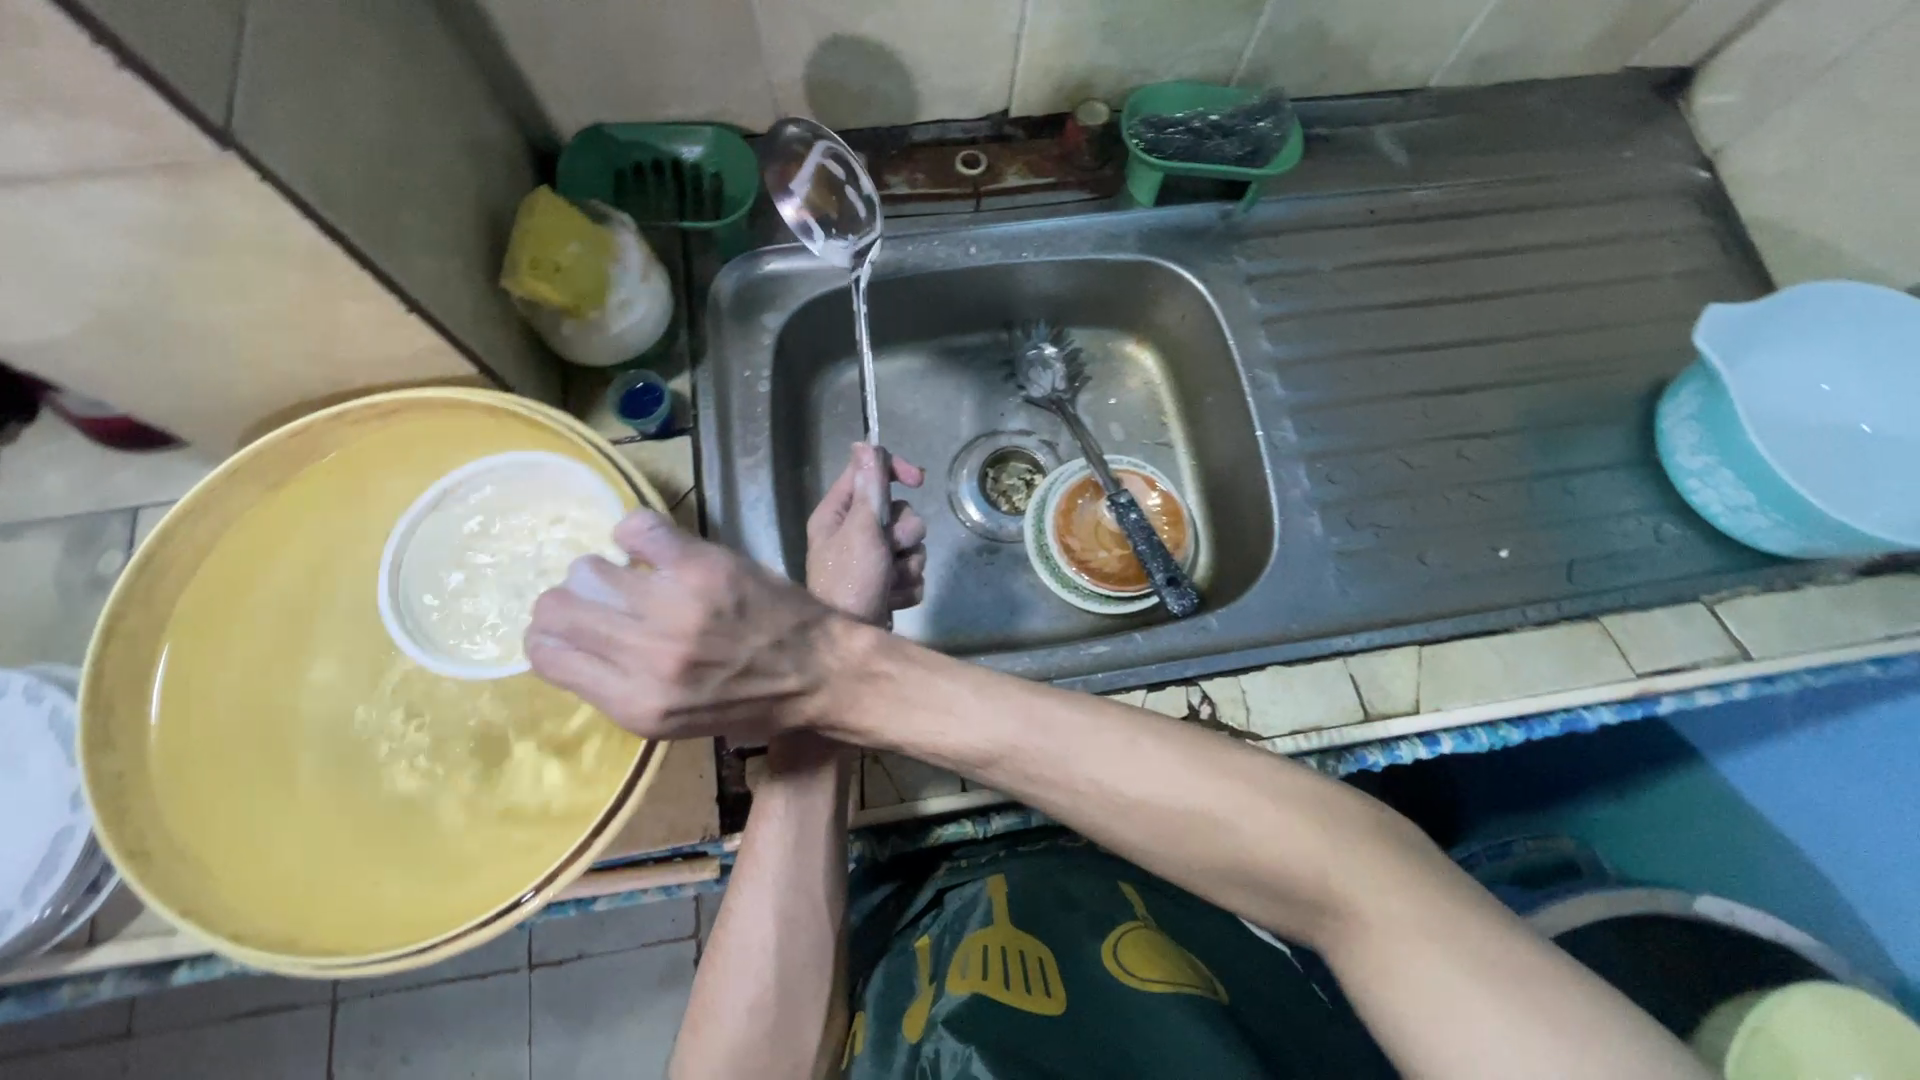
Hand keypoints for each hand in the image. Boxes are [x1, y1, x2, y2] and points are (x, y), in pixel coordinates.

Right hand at [525, 511, 865, 741]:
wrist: (822, 671)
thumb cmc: (753, 702)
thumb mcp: (676, 721)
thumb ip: (619, 688)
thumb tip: (571, 648)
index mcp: (636, 705)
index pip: (545, 655)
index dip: (552, 637)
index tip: (575, 628)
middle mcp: (645, 659)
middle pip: (556, 608)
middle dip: (572, 601)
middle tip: (605, 598)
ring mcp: (673, 608)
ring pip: (588, 568)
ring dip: (606, 569)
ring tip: (638, 575)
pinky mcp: (701, 567)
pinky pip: (636, 528)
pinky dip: (636, 532)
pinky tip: (654, 547)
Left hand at [805, 443, 926, 625]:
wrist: (850, 643)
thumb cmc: (849, 582)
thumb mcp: (861, 531)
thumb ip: (870, 489)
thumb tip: (866, 444)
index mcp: (838, 514)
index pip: (870, 473)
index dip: (895, 471)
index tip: (917, 480)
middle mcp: (854, 532)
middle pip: (900, 512)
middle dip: (904, 534)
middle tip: (890, 551)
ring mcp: (873, 560)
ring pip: (911, 544)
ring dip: (907, 564)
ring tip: (890, 582)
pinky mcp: (888, 583)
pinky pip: (913, 572)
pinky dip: (907, 585)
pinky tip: (892, 598)